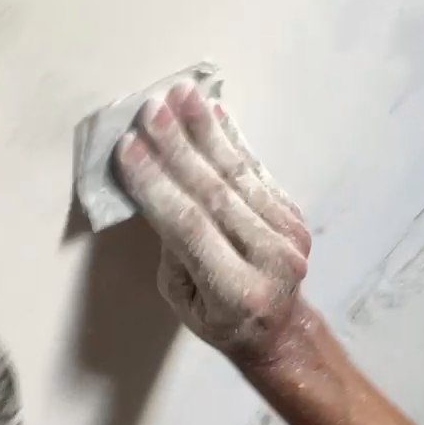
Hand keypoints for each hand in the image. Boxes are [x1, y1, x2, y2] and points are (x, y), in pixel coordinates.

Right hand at [113, 81, 312, 360]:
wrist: (279, 328)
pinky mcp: (294, 214)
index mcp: (238, 293)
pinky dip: (234, 139)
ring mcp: (288, 234)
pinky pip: (257, 170)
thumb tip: (163, 184)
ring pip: (238, 174)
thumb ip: (176, 248)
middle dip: (179, 147)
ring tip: (182, 95)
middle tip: (152, 109)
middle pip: (216, 193)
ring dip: (206, 131)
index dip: (158, 184)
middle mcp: (271, 260)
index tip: (130, 147)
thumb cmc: (219, 319)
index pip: (189, 227)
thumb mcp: (182, 299)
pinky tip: (215, 113)